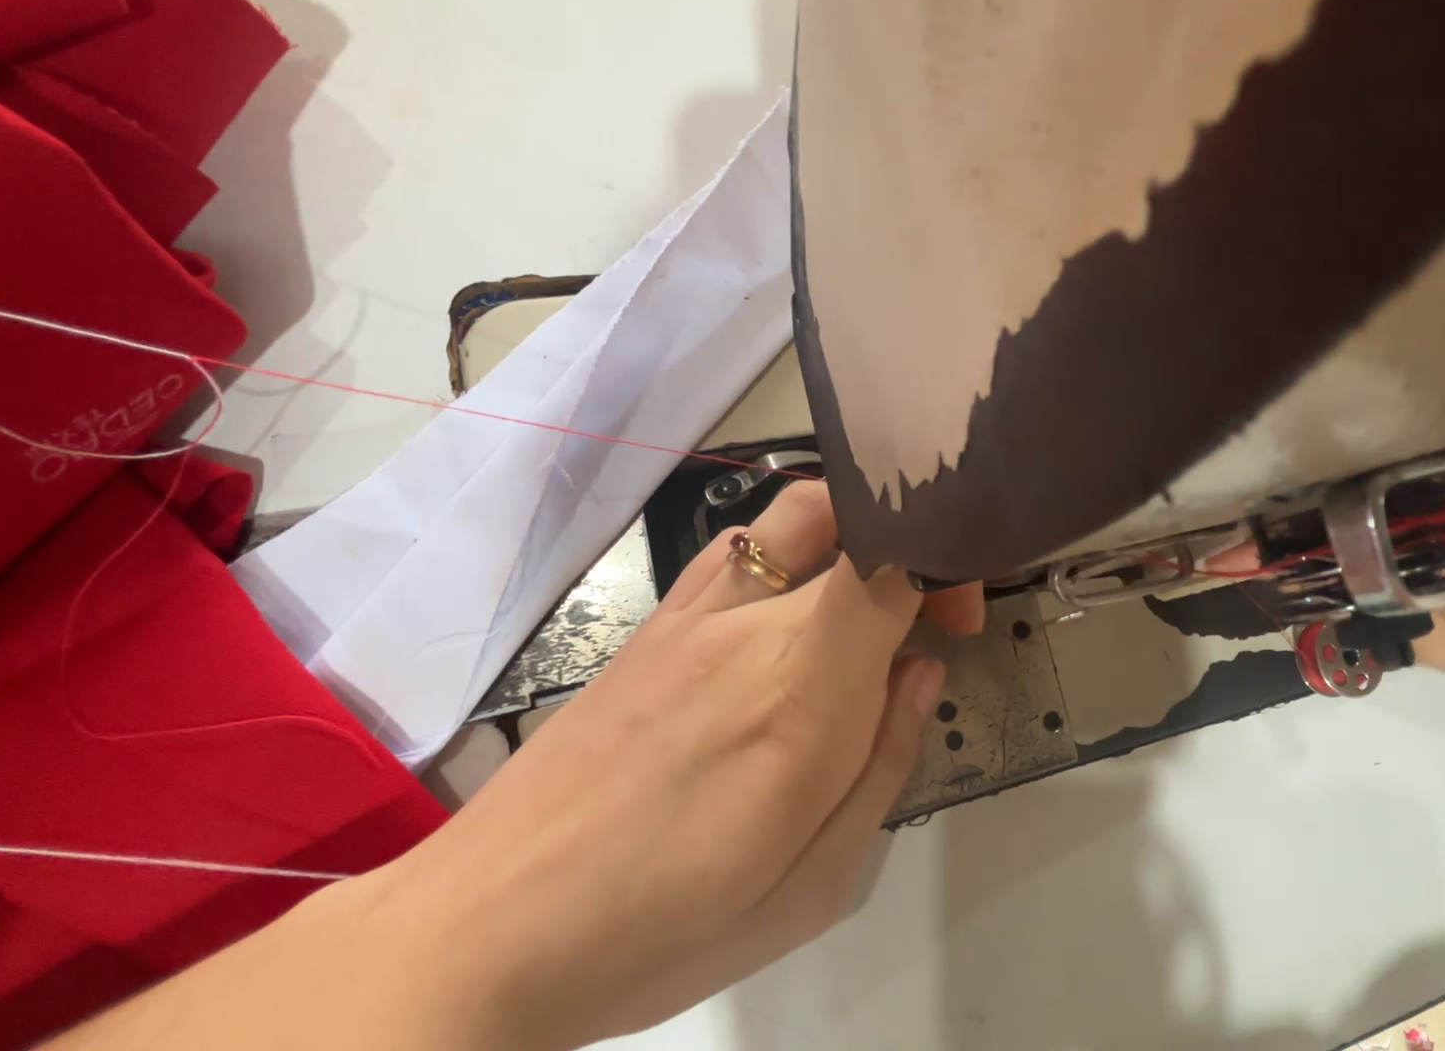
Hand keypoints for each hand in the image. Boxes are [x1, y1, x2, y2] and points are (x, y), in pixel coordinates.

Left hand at [334, 482, 983, 1048]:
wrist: (488, 927)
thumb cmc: (667, 924)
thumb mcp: (815, 883)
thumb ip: (884, 762)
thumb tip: (921, 672)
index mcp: (801, 685)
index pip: (890, 557)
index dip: (943, 563)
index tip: (957, 621)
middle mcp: (747, 623)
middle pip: (848, 519)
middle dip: (909, 547)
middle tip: (928, 616)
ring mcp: (689, 616)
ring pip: (789, 516)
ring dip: (849, 534)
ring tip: (860, 609)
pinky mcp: (648, 628)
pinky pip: (735, 554)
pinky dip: (786, 557)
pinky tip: (783, 625)